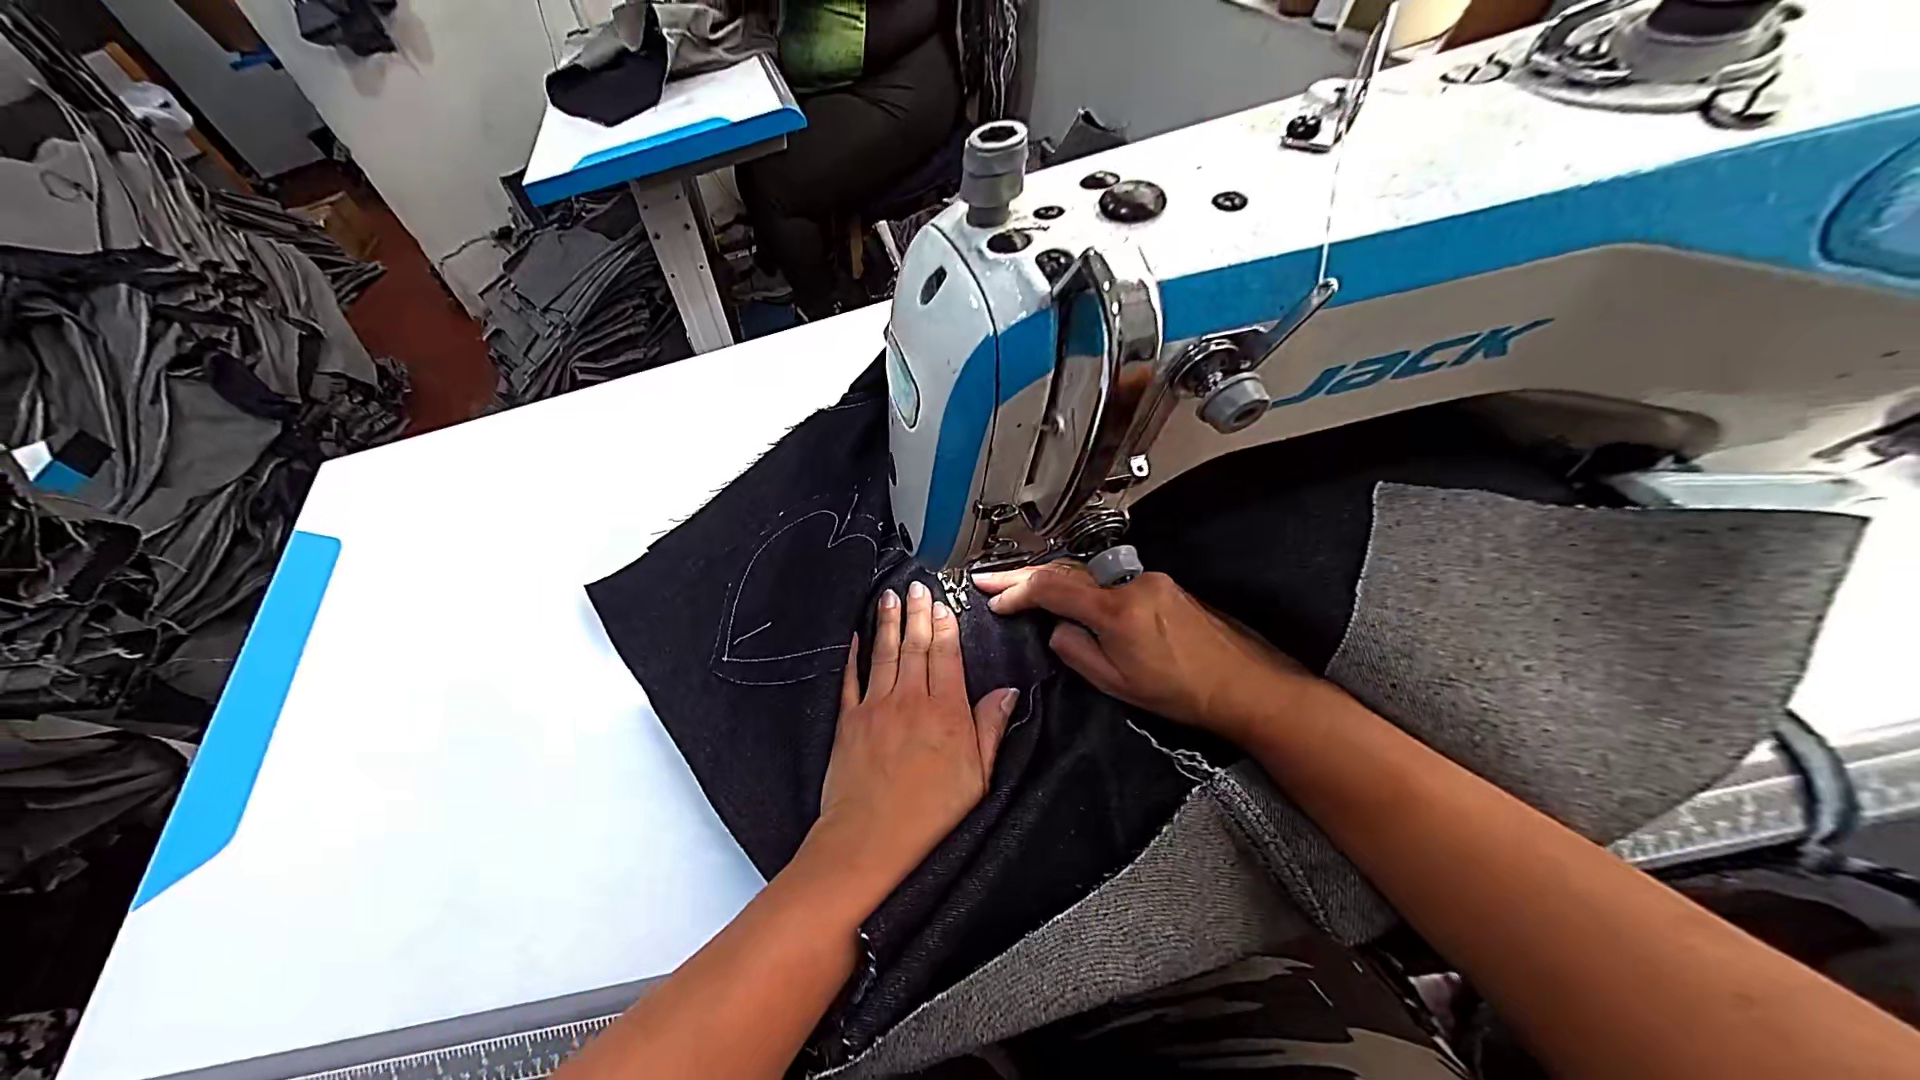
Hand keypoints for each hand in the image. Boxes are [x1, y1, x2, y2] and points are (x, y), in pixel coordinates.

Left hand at [805, 581, 1018, 907]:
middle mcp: (910, 701)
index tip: (945, 605)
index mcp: (946, 713)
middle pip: (916, 646)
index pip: (946, 656)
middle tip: (918, 587)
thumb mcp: (978, 778)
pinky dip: (854, 654)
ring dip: (889, 622)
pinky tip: (856, 636)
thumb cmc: (928, 817)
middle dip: (918, 612)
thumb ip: (990, 729)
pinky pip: (852, 678)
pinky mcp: (850, 721)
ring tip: (890, 597)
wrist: (870, 840)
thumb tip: (1008, 694)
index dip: (945, 626)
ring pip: (885, 653)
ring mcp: (877, 707)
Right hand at [973, 563, 1314, 743]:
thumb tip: (1057, 629)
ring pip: (1088, 574)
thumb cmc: (1187, 691)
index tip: (996, 598)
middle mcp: (1133, 584)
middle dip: (1024, 577)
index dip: (1015, 591)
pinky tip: (1073, 598)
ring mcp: (1150, 580)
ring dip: (1054, 581)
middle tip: (994, 581)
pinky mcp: (1162, 585)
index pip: (1050, 587)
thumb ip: (1075, 650)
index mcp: (1116, 610)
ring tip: (1024, 589)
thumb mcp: (1116, 682)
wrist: (1244, 685)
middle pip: (1065, 571)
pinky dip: (1084, 586)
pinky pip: (1110, 580)